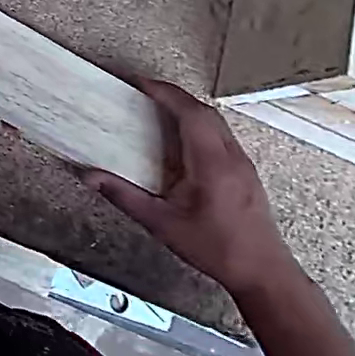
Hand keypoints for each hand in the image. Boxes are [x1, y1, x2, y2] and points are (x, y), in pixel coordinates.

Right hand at [83, 80, 297, 296]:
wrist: (262, 272)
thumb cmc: (215, 248)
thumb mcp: (161, 223)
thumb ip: (124, 197)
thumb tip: (91, 178)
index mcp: (211, 163)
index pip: (189, 113)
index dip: (164, 93)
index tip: (140, 83)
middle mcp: (231, 156)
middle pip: (203, 110)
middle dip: (173, 95)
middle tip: (145, 92)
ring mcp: (242, 162)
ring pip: (215, 121)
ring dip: (187, 109)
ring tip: (160, 109)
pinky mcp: (245, 171)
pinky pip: (221, 135)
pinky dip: (199, 125)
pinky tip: (182, 138)